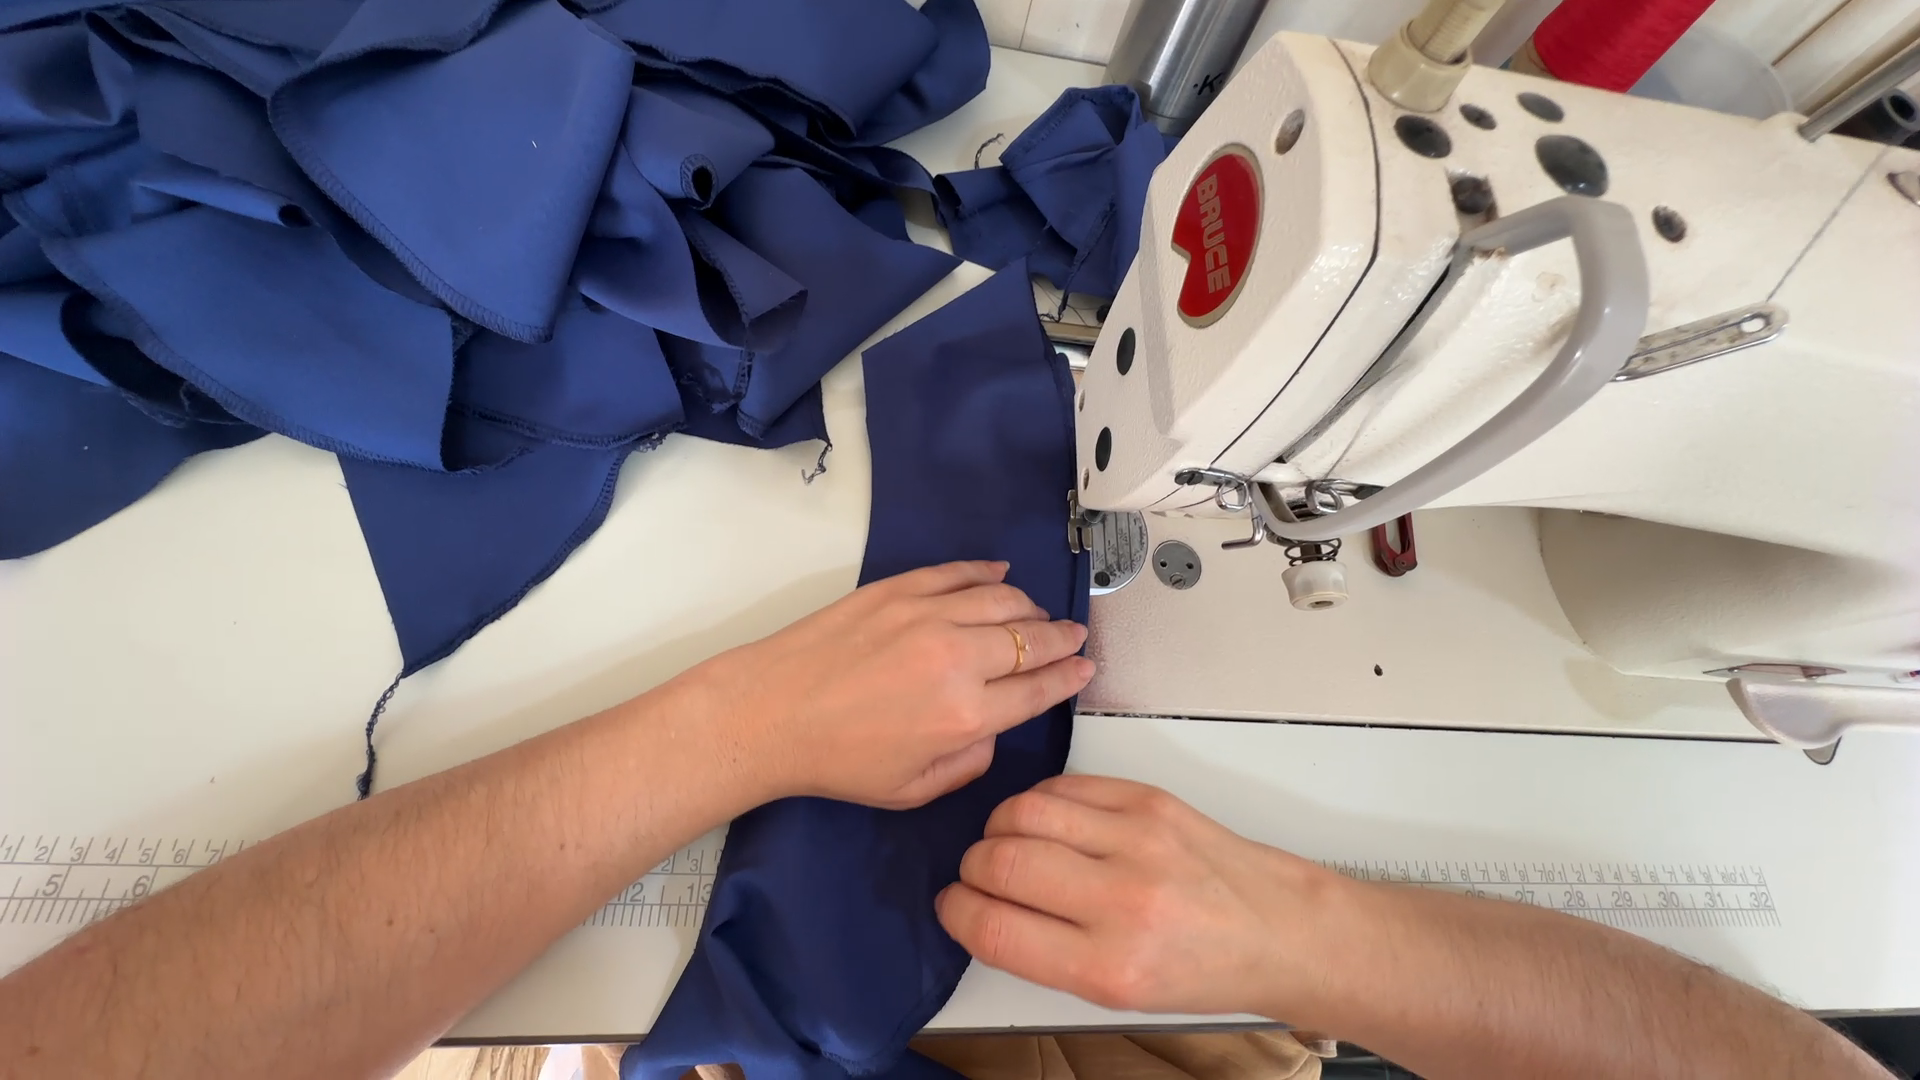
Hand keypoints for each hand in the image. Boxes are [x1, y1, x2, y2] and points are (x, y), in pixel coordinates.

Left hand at [682, 561, 1091, 809]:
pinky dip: (986, 571)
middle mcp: (959, 658)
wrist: (769, 713)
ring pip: (1003, 598)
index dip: (1069, 676)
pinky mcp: (899, 588)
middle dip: (1062, 638)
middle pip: (1031, 638)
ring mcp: (928, 614)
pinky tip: (1000, 573)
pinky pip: (958, 572)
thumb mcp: (913, 791)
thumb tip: (992, 726)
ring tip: (1036, 613)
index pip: (1038, 689)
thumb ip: (969, 763)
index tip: (1085, 666)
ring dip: (1029, 605)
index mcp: (966, 715)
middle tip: (1073, 636)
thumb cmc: (838, 762)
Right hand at [936, 775, 1342, 1018]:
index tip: (953, 904)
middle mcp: (1121, 898)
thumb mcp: (1117, 991)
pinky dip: (1037, 802)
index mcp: (1110, 966)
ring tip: (1007, 841)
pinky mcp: (1145, 796)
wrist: (1275, 927)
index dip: (956, 910)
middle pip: (1001, 860)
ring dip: (998, 826)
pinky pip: (1061, 786)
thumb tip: (981, 905)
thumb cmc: (1198, 970)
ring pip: (1023, 810)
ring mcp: (1135, 836)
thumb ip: (1043, 950)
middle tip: (978, 873)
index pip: (995, 927)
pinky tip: (1045, 821)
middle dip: (972, 866)